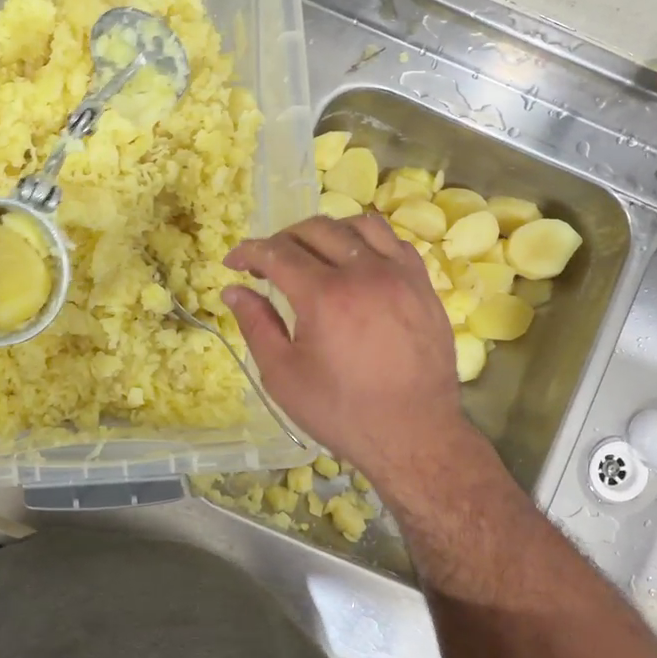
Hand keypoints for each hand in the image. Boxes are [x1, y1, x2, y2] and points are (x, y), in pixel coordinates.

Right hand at [223, 213, 466, 484]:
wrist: (412, 433)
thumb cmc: (340, 410)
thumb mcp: (282, 374)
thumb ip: (256, 325)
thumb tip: (234, 291)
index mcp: (324, 295)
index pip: (277, 252)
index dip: (249, 252)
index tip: (233, 263)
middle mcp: (364, 272)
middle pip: (316, 229)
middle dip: (282, 239)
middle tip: (266, 265)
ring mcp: (400, 275)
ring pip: (359, 224)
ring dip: (326, 232)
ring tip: (311, 255)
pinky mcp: (423, 285)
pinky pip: (393, 242)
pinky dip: (365, 241)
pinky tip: (354, 263)